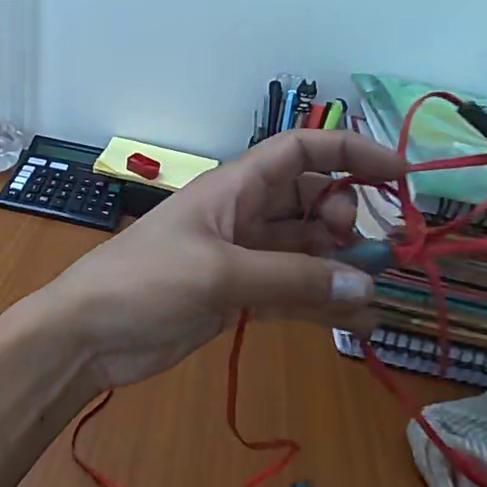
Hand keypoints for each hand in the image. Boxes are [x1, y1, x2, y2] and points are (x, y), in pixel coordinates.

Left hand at [32, 130, 405, 390]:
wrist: (88, 335)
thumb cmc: (143, 283)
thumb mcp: (218, 273)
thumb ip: (291, 278)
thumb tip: (364, 284)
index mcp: (231, 190)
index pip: (298, 151)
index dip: (348, 152)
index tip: (398, 176)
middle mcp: (239, 219)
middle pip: (308, 202)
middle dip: (344, 218)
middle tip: (362, 251)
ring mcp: (237, 260)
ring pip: (302, 253)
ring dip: (338, 268)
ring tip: (371, 295)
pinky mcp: (233, 299)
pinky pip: (287, 293)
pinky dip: (317, 303)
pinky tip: (353, 320)